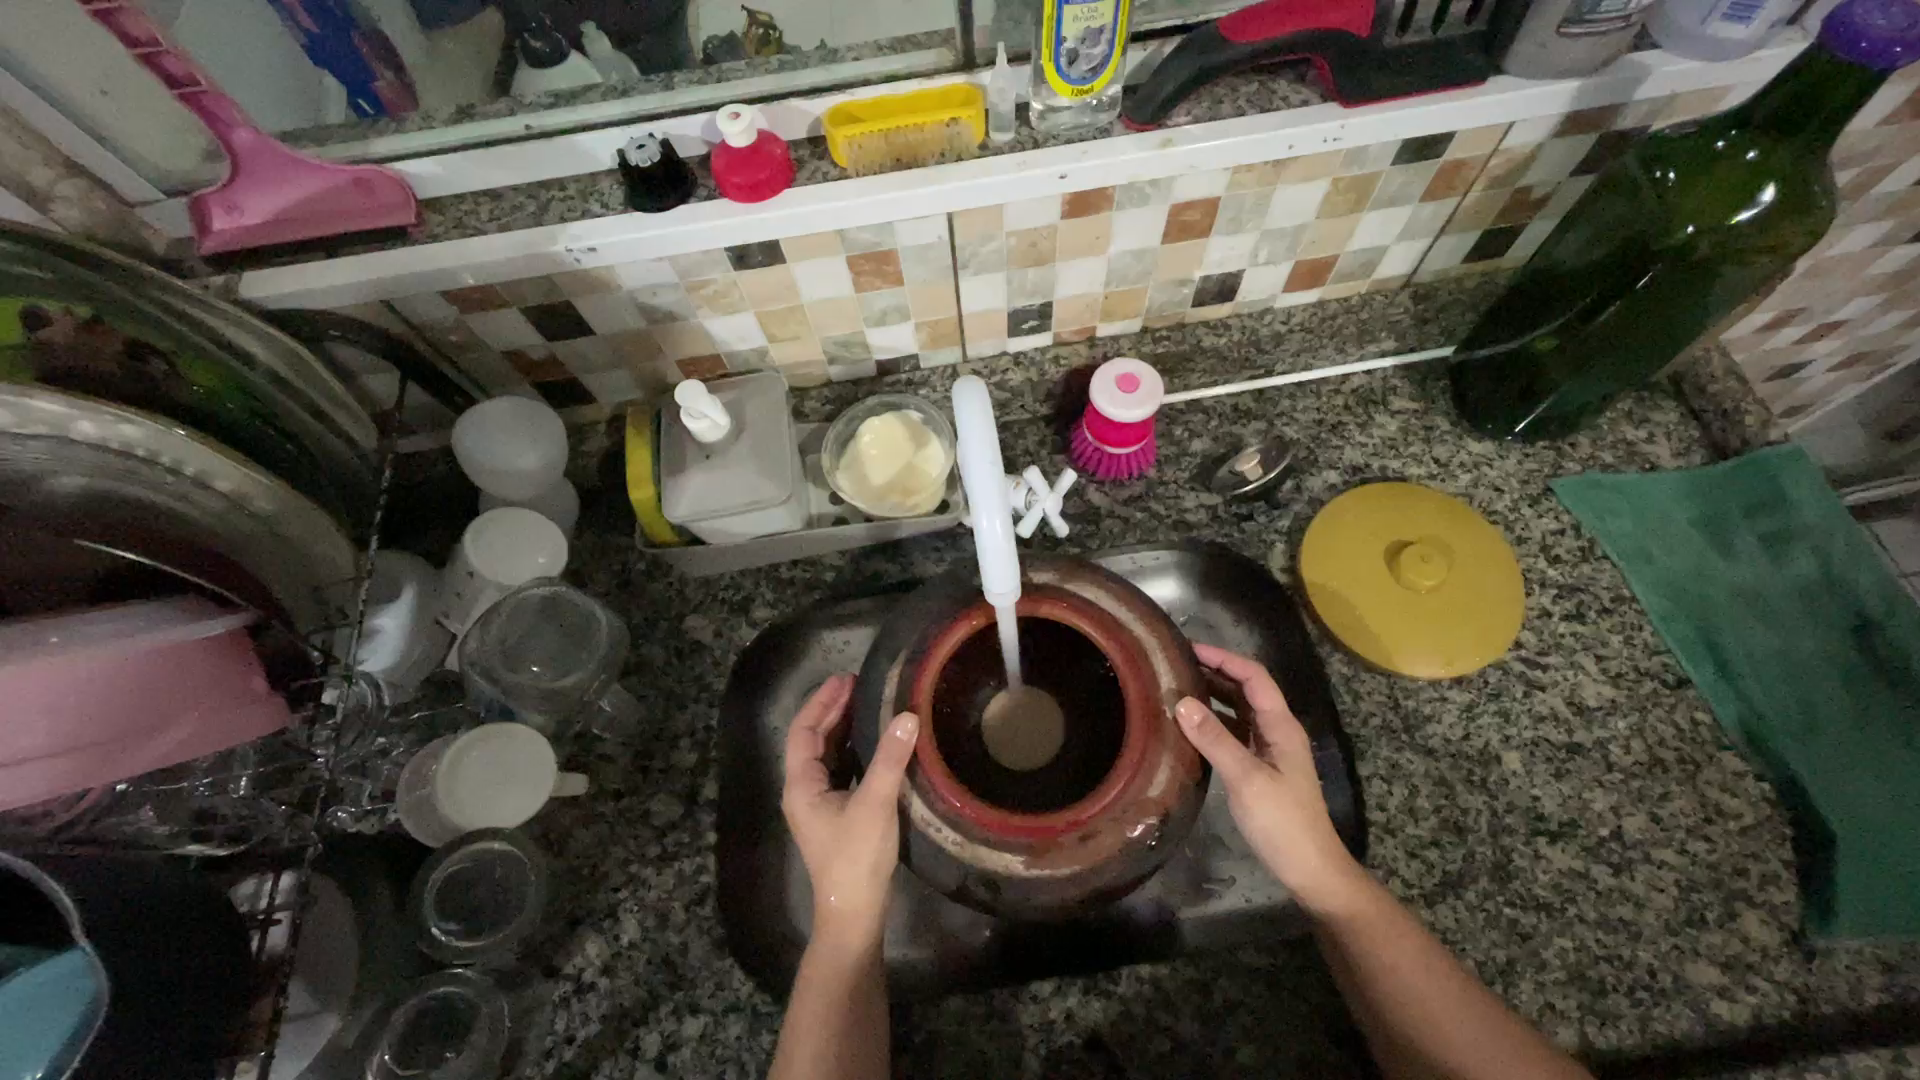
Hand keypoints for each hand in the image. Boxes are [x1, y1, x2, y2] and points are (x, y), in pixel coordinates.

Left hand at [781, 673, 919, 951]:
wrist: (854, 913)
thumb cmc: (856, 857)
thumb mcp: (875, 803)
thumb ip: (889, 758)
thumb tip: (907, 715)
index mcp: (801, 785)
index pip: (803, 731)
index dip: (822, 702)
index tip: (845, 678)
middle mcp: (804, 791)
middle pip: (813, 740)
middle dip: (832, 710)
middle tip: (859, 683)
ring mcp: (820, 804)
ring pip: (827, 755)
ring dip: (843, 728)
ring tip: (868, 703)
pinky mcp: (837, 815)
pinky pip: (841, 770)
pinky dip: (854, 749)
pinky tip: (876, 741)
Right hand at [1175, 644, 1370, 916]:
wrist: (1311, 869)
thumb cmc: (1283, 822)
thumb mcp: (1246, 779)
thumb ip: (1214, 739)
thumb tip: (1181, 701)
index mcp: (1281, 726)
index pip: (1253, 677)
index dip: (1223, 658)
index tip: (1188, 648)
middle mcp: (1277, 731)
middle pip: (1245, 690)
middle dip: (1214, 672)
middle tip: (1174, 665)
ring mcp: (1269, 750)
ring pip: (1238, 711)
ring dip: (1211, 697)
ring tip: (1175, 688)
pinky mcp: (1260, 768)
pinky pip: (1234, 733)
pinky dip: (1212, 723)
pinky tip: (1188, 727)